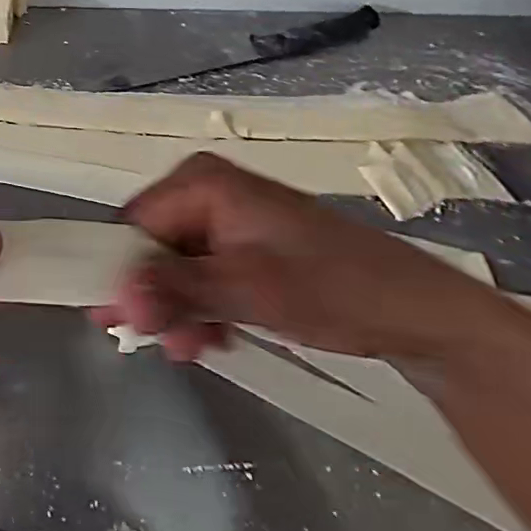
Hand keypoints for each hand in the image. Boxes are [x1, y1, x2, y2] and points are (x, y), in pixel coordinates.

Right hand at [92, 153, 515, 363]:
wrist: (414, 310)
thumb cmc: (330, 286)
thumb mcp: (245, 289)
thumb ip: (175, 290)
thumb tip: (116, 299)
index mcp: (201, 182)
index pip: (134, 224)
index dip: (123, 272)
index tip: (118, 321)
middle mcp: (207, 191)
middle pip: (153, 245)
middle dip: (155, 297)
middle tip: (162, 344)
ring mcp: (227, 217)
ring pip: (175, 265)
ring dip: (178, 309)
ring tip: (194, 348)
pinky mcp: (244, 244)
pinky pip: (201, 273)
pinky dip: (201, 307)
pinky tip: (214, 337)